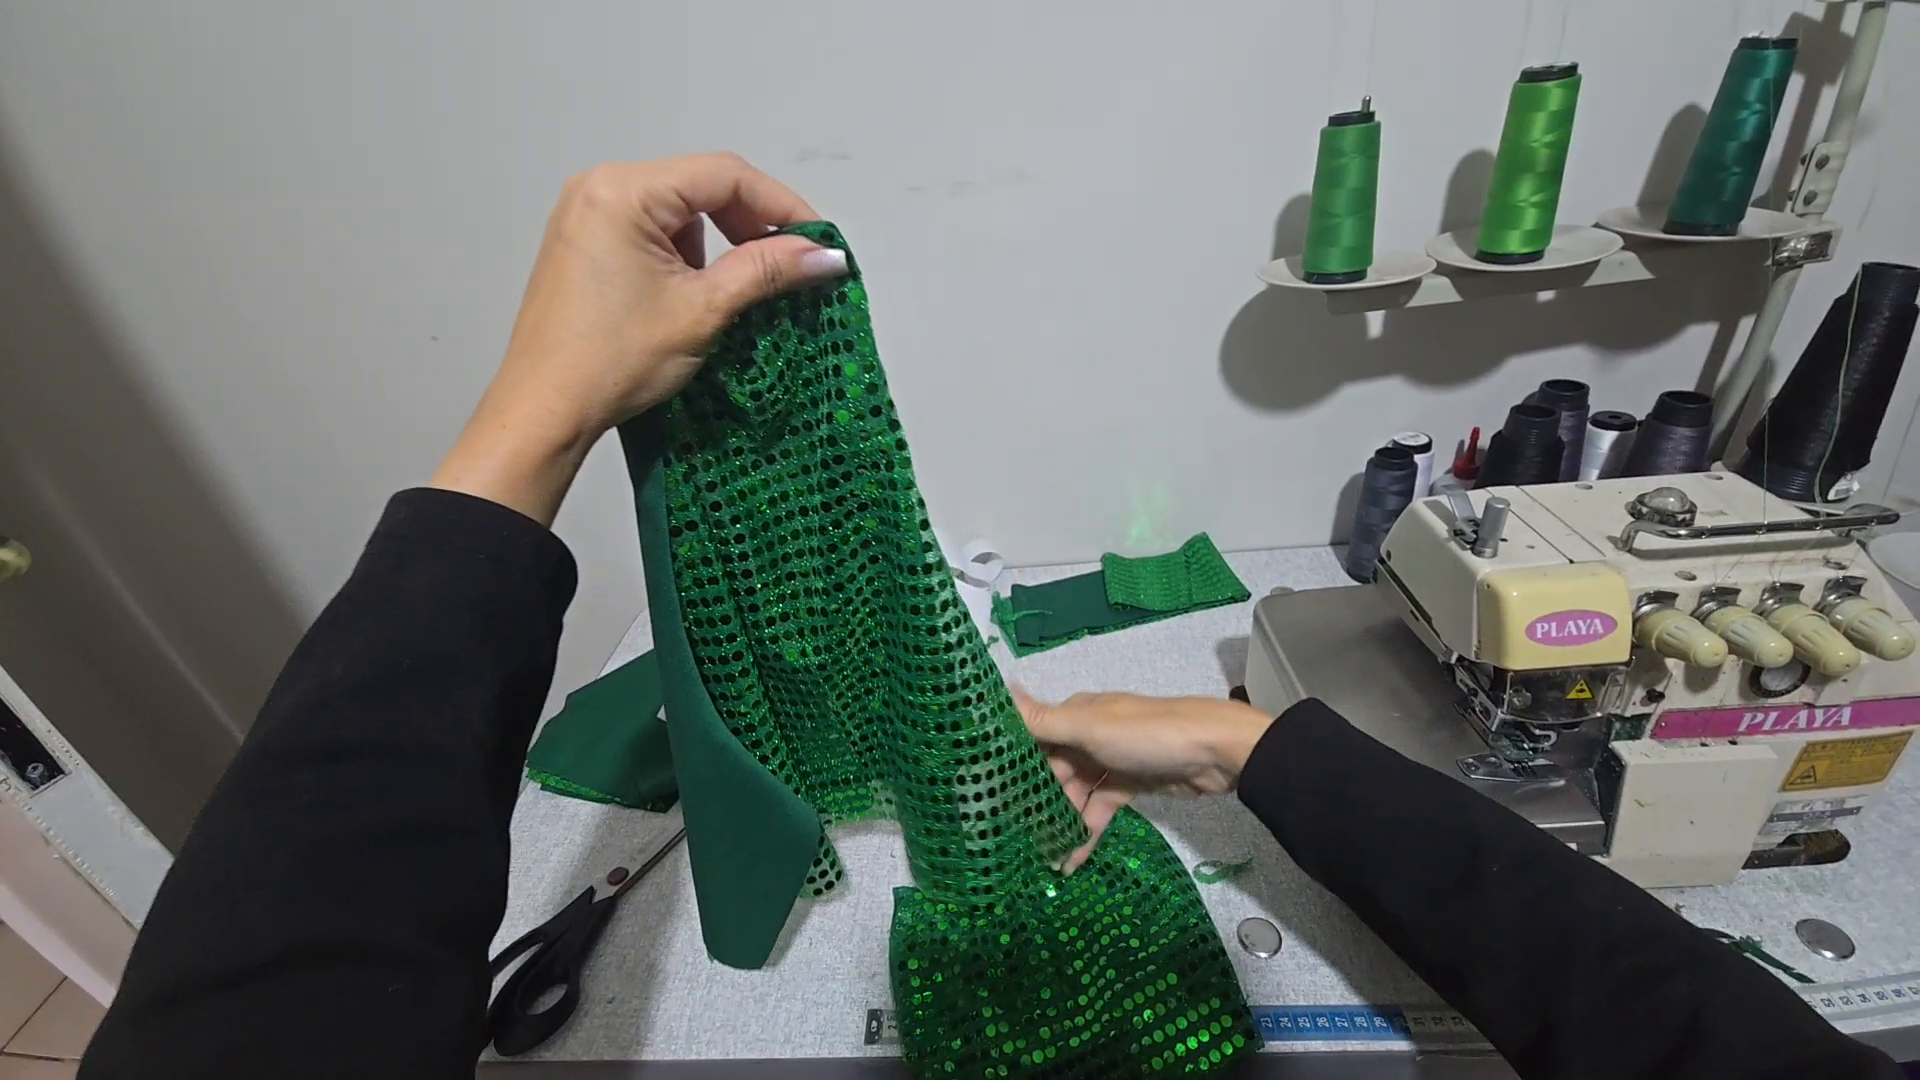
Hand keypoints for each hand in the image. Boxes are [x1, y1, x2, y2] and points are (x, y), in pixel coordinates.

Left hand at [430, 153, 849, 524]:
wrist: (547, 409)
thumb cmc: (619, 359)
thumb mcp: (703, 310)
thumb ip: (767, 271)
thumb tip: (829, 256)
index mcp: (624, 190)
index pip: (725, 175)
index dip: (782, 206)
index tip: (821, 245)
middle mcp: (601, 187)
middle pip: (702, 187)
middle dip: (753, 225)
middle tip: (791, 268)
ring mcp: (590, 215)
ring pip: (682, 212)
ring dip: (723, 243)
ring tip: (745, 288)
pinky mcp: (589, 245)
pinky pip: (656, 233)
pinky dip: (691, 256)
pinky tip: (701, 293)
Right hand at [1015, 689, 1272, 873]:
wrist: (1216, 752)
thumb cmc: (1146, 734)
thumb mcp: (1091, 727)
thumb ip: (1045, 721)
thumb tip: (1001, 690)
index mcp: (1076, 714)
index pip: (1033, 736)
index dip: (1012, 761)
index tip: (987, 792)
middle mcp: (1088, 734)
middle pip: (1052, 768)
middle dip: (1036, 800)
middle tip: (1015, 837)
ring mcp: (1110, 761)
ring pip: (1075, 792)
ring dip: (1061, 821)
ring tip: (1043, 857)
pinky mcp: (1130, 785)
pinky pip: (1099, 808)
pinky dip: (1086, 830)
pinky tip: (1073, 858)